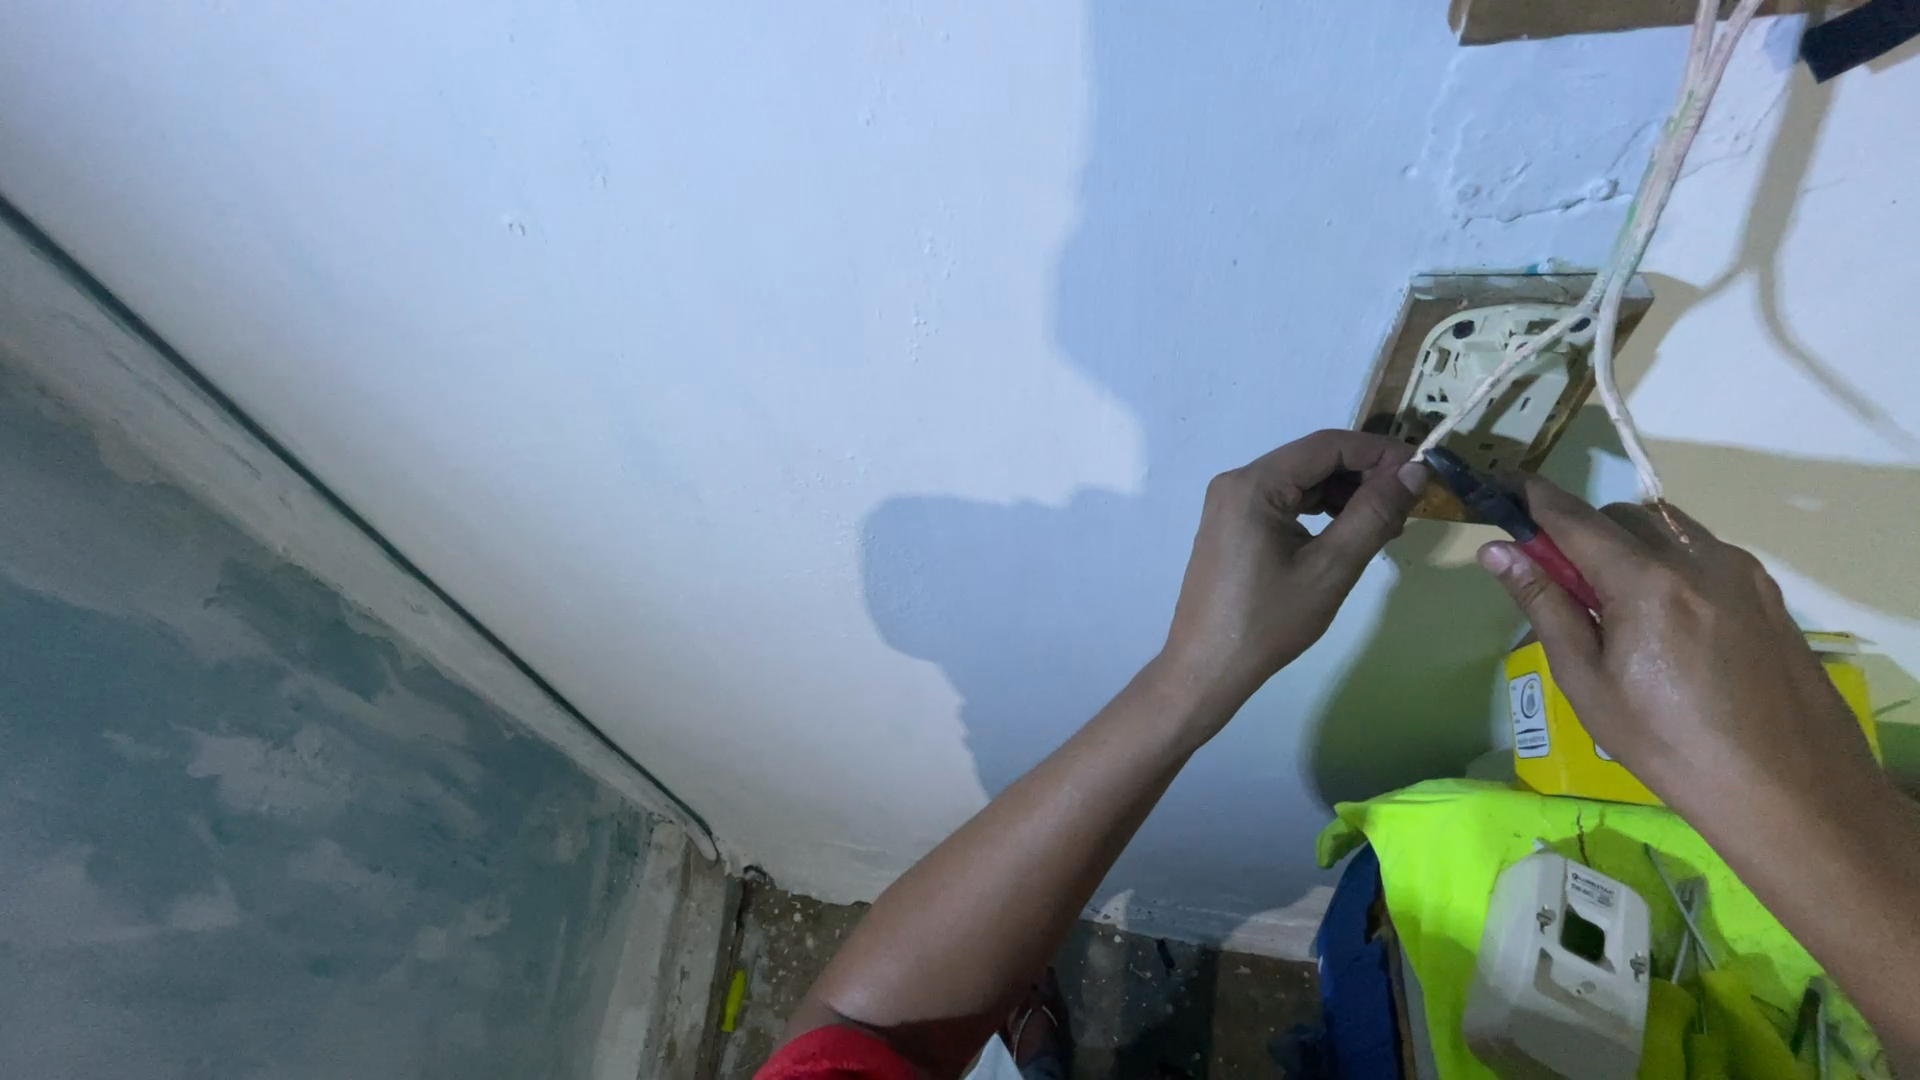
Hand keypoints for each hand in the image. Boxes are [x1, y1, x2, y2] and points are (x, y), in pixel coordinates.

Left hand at [1162, 430, 1422, 707]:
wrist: (1208, 663)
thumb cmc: (1268, 620)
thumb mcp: (1331, 567)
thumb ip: (1374, 513)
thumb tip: (1413, 470)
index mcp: (1253, 484)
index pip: (1327, 445)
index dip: (1380, 453)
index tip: (1422, 475)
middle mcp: (1235, 483)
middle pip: (1312, 460)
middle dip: (1363, 476)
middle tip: (1406, 510)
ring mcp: (1229, 504)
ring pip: (1299, 481)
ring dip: (1344, 496)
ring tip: (1384, 527)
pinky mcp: (1231, 525)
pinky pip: (1282, 502)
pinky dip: (1318, 512)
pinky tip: (1347, 535)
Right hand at [1477, 478, 1876, 816]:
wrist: (1787, 789)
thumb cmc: (1662, 739)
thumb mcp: (1583, 676)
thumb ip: (1543, 602)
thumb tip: (1497, 551)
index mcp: (1646, 584)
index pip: (1577, 521)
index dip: (1538, 499)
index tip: (1509, 484)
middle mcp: (1700, 563)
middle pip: (1625, 516)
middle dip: (1582, 528)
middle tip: (1555, 573)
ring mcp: (1744, 576)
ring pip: (1669, 529)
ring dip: (1627, 541)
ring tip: (1609, 598)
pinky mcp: (1768, 596)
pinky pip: (1703, 553)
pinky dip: (1665, 560)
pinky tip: (1658, 613)